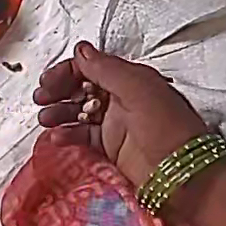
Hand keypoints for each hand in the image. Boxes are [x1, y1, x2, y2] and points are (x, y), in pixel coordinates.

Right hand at [34, 41, 209, 188]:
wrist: (184, 175)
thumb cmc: (166, 129)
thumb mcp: (139, 90)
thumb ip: (107, 69)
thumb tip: (81, 50)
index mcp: (130, 79)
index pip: (91, 67)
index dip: (67, 72)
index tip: (48, 82)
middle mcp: (121, 98)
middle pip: (81, 88)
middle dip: (59, 91)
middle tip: (42, 100)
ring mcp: (115, 124)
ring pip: (78, 112)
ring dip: (60, 112)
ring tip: (46, 119)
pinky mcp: (110, 147)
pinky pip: (83, 136)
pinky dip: (68, 135)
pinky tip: (58, 137)